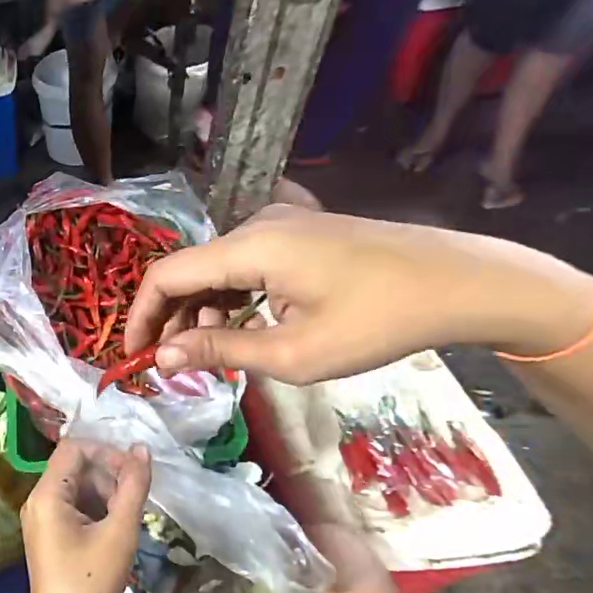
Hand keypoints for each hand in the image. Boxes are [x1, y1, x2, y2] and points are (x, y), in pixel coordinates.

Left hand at [20, 440, 149, 592]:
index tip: (134, 473)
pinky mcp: (48, 536)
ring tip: (126, 519)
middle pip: (75, 466)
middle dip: (108, 475)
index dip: (107, 452)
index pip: (75, 448)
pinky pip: (72, 507)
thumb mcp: (119, 532)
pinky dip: (96, 509)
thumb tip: (142, 449)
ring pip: (76, 487)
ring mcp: (40, 519)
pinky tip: (114, 531)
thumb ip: (133, 486)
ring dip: (105, 493)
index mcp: (46, 494)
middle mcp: (36, 501)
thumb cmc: (92, 584)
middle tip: (133, 501)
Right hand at [124, 205, 592, 383]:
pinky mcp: (299, 234)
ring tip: (215, 355)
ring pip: (217, 269)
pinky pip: (245, 265)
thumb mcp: (294, 350)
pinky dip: (233, 299)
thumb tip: (162, 357)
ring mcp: (280, 225)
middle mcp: (256, 225)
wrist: (457, 282)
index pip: (166, 275)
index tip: (135, 358)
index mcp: (249, 248)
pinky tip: (245, 328)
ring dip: (204, 312)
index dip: (141, 317)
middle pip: (189, 271)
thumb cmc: (377, 321)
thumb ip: (221, 349)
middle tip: (177, 367)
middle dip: (174, 320)